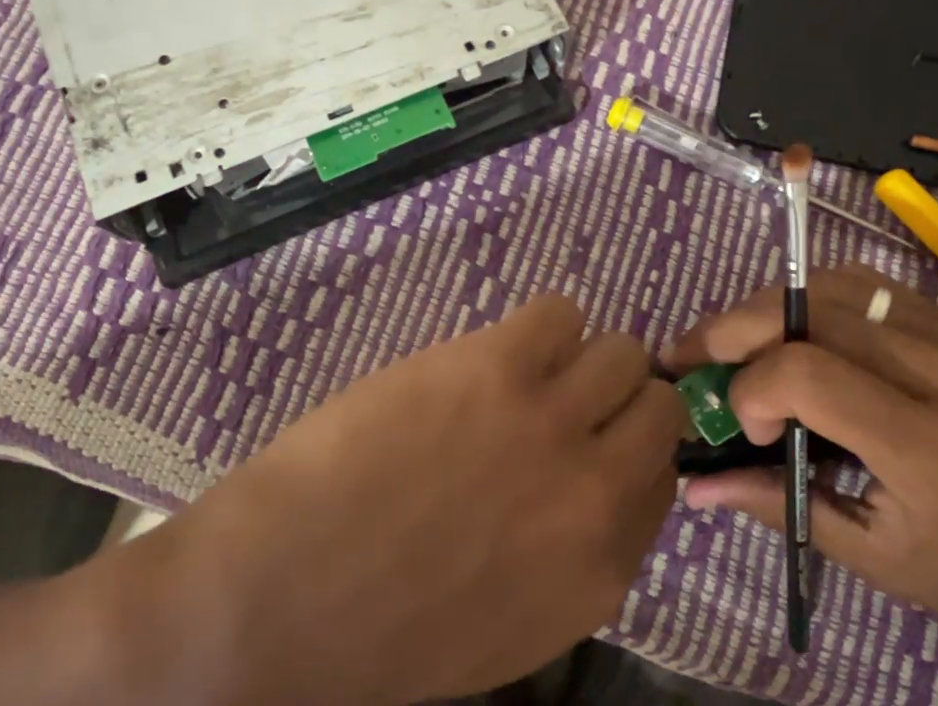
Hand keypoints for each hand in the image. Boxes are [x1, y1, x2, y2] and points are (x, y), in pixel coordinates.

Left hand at [80, 295, 687, 705]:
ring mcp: (549, 423)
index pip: (660, 482)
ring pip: (618, 351)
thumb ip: (569, 557)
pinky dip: (539, 325)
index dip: (624, 453)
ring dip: (578, 358)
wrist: (277, 602)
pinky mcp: (496, 366)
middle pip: (655, 407)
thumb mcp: (507, 624)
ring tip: (523, 371)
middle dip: (616, 400)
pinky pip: (557, 311)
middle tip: (564, 398)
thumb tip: (591, 489)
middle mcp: (596, 492)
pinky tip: (490, 352)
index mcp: (600, 570)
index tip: (594, 439)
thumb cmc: (378, 627)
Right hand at [669, 266, 937, 671]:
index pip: (804, 372)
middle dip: (732, 329)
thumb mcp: (888, 564)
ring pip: (833, 282)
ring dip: (768, 306)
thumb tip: (696, 486)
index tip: (743, 432)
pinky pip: (869, 287)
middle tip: (693, 364)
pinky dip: (814, 298)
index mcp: (925, 444)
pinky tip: (797, 334)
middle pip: (807, 308)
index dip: (749, 389)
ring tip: (736, 347)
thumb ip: (784, 508)